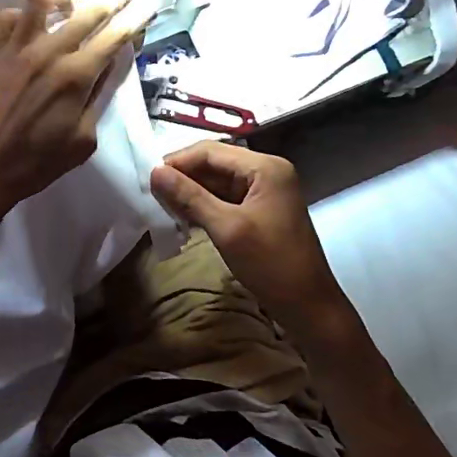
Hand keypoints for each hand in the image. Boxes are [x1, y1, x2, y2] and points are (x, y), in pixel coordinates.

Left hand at [0, 0, 138, 227]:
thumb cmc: (35, 164)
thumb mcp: (83, 141)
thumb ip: (97, 100)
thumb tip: (106, 70)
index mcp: (76, 76)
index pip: (114, 37)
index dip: (134, 20)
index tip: (146, 8)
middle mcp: (49, 52)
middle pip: (87, 10)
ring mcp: (17, 48)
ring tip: (72, 1)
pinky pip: (6, 17)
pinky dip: (22, 15)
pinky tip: (31, 26)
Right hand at [150, 142, 346, 324]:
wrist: (309, 305)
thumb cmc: (271, 264)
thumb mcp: (226, 228)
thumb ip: (190, 197)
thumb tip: (156, 173)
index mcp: (265, 167)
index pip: (211, 151)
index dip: (178, 161)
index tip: (148, 178)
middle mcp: (267, 171)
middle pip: (215, 163)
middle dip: (184, 177)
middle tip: (152, 194)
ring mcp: (266, 190)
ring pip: (218, 181)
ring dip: (192, 192)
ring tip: (163, 207)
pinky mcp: (262, 209)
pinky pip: (227, 198)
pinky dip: (205, 205)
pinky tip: (184, 217)